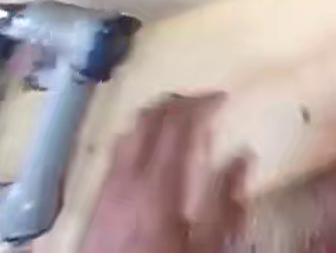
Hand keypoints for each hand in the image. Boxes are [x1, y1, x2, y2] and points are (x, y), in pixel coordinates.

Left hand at [78, 93, 249, 252]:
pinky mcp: (93, 207)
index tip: (222, 98)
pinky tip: (152, 157)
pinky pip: (116, 154)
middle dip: (177, 102)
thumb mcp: (206, 249)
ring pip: (128, 130)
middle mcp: (127, 179)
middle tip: (202, 104)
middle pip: (149, 116)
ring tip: (178, 124)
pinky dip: (137, 139)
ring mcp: (105, 192)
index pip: (179, 120)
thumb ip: (226, 201)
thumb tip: (242, 156)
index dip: (202, 101)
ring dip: (155, 118)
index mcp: (158, 183)